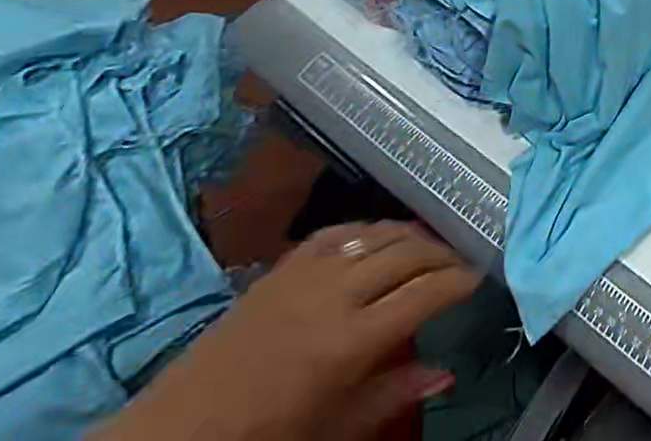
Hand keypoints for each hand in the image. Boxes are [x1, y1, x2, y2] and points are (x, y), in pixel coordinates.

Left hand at [92, 221, 482, 440]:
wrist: (170, 438)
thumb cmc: (261, 440)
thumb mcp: (332, 429)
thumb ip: (392, 394)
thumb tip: (447, 372)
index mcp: (349, 342)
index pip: (425, 293)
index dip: (460, 280)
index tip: (480, 277)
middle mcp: (334, 296)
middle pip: (408, 254)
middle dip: (444, 254)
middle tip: (462, 261)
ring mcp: (305, 276)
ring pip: (377, 235)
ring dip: (412, 236)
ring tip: (431, 245)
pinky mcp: (280, 269)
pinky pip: (336, 233)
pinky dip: (367, 229)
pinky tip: (379, 237)